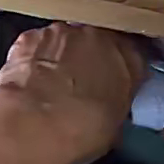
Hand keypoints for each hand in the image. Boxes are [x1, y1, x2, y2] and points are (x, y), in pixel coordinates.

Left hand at [0, 22, 145, 163]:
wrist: (35, 125)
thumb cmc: (83, 130)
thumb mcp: (115, 127)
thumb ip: (116, 106)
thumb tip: (109, 111)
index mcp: (128, 58)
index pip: (133, 57)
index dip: (123, 71)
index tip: (116, 84)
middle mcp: (98, 37)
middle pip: (98, 42)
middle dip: (91, 59)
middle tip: (83, 85)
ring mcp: (62, 33)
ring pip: (66, 40)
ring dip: (63, 57)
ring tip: (52, 84)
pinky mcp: (30, 37)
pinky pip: (38, 45)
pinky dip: (36, 58)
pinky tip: (30, 79)